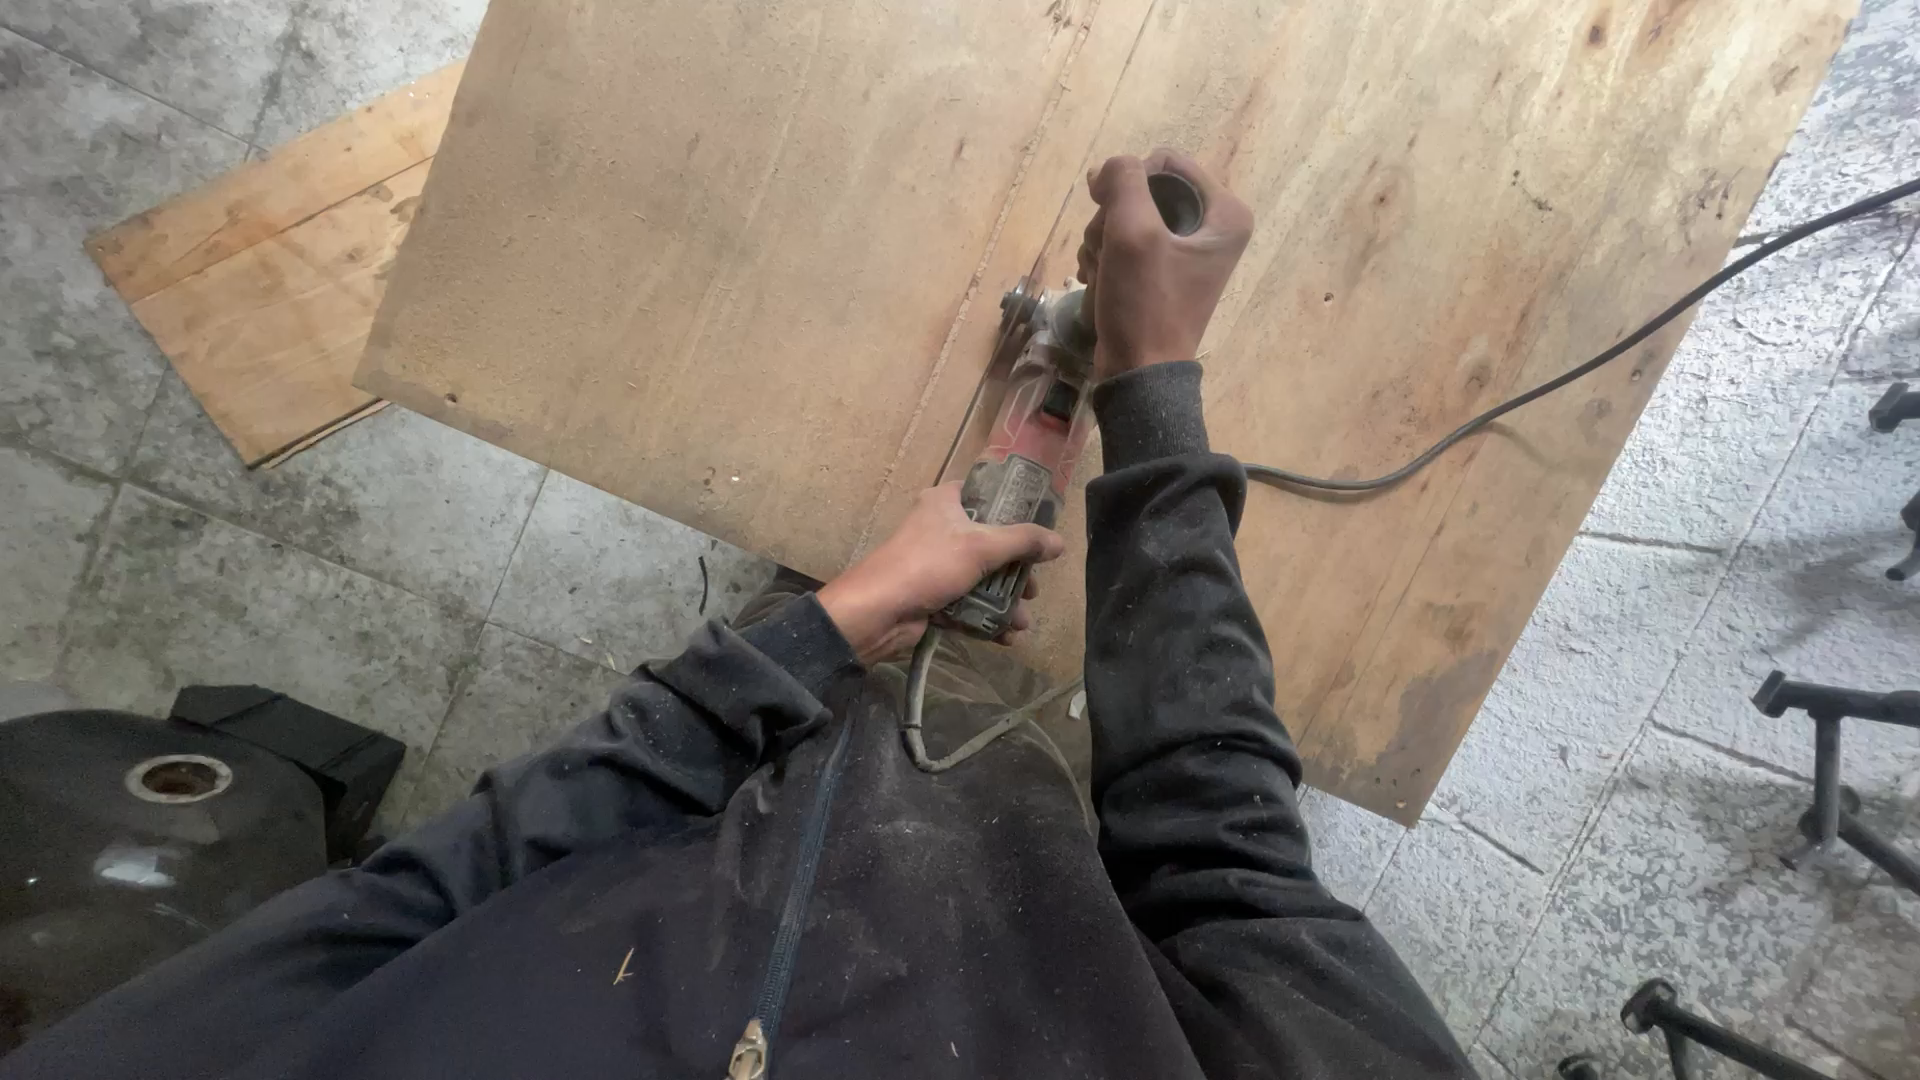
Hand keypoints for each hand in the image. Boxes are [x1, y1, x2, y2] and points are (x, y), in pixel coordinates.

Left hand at [817, 482, 1064, 663]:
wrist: (876, 613)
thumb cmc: (928, 565)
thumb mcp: (982, 546)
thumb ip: (1024, 542)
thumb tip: (1060, 543)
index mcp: (945, 502)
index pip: (986, 494)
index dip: (1014, 509)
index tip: (1040, 530)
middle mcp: (939, 527)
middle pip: (990, 542)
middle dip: (1016, 570)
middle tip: (1033, 587)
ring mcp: (935, 563)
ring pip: (981, 576)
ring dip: (1004, 600)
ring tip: (1022, 621)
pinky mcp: (932, 594)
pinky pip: (967, 602)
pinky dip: (986, 617)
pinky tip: (1007, 636)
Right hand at [1077, 149, 1253, 381]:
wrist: (1138, 373)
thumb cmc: (1145, 305)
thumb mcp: (1132, 233)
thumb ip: (1123, 181)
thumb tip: (1105, 169)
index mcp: (1225, 213)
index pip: (1166, 162)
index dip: (1129, 182)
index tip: (1109, 215)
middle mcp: (1211, 229)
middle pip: (1146, 193)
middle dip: (1113, 219)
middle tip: (1104, 252)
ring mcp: (1185, 255)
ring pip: (1129, 220)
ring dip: (1102, 242)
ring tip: (1099, 273)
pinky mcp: (1161, 277)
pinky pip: (1126, 248)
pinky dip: (1105, 261)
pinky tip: (1098, 283)